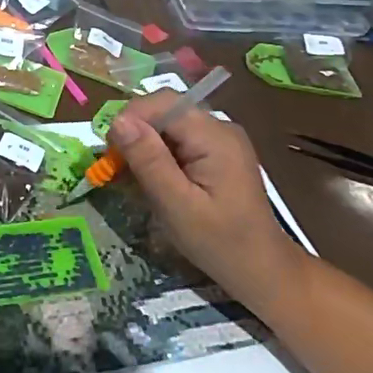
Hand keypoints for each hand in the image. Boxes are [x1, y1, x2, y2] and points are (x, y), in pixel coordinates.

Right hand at [108, 94, 300, 295]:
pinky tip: (153, 181)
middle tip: (117, 168)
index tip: (111, 153)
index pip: (163, 103)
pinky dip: (158, 156)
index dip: (130, 119)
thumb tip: (119, 121)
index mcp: (215, 136)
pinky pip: (178, 140)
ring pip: (168, 125)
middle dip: (135, 134)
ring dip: (144, 146)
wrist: (262, 270)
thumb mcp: (177, 205)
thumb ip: (149, 161)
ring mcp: (219, 139)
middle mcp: (219, 128)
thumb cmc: (219, 242)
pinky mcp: (216, 153)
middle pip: (165, 111)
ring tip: (132, 179)